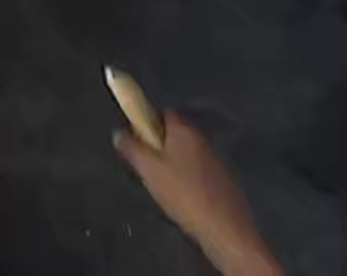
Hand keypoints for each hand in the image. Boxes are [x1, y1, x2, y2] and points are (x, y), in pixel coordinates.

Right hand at [116, 112, 281, 275]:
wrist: (227, 232)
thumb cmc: (185, 194)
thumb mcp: (148, 170)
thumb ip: (131, 148)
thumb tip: (119, 134)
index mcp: (183, 130)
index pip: (162, 113)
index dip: (147, 123)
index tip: (139, 140)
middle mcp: (202, 140)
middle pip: (174, 135)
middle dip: (160, 149)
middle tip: (149, 168)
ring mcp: (216, 162)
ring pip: (187, 157)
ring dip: (175, 167)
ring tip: (166, 190)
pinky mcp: (226, 184)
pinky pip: (200, 175)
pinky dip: (191, 183)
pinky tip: (186, 203)